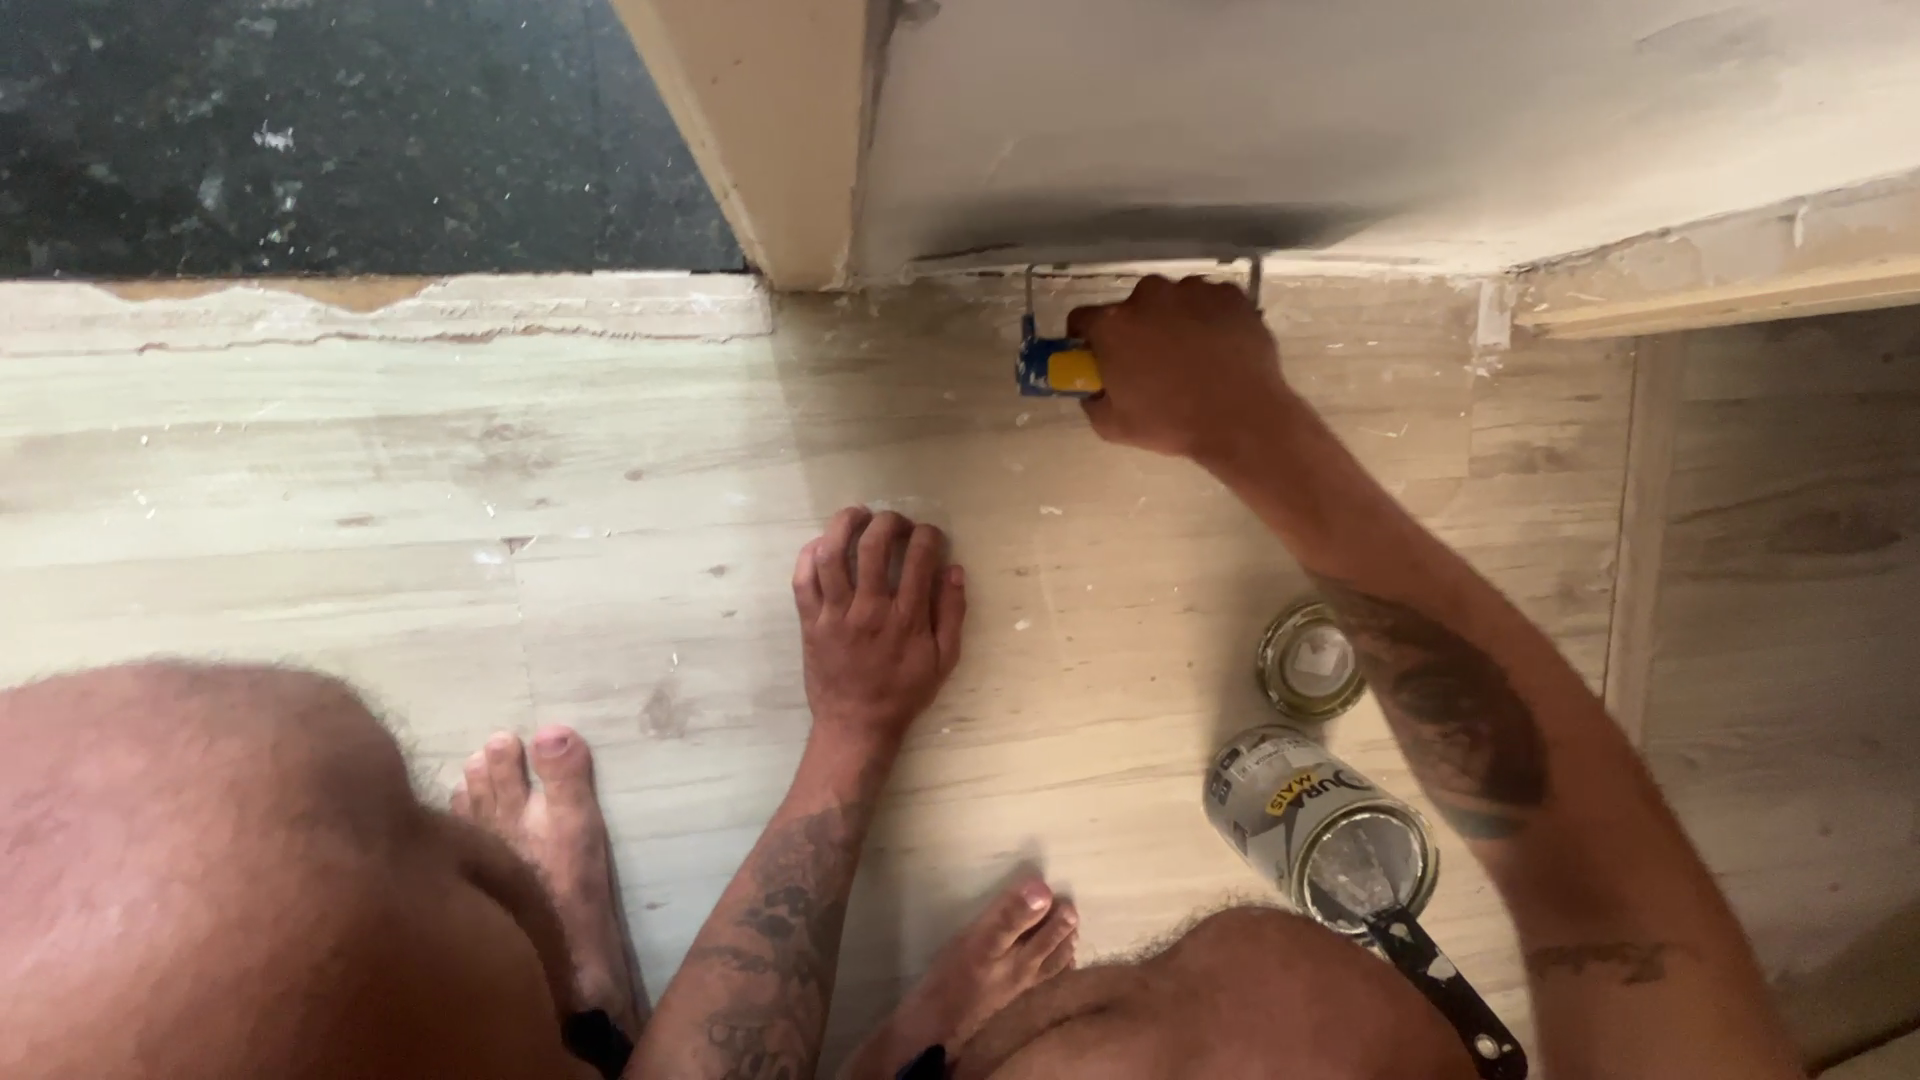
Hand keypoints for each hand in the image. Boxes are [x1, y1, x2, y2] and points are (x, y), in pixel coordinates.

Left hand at [791, 506, 965, 749]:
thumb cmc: (903, 692)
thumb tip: (953, 570)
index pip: (919, 558)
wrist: (856, 725)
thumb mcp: (944, 660)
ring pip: (832, 555)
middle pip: (873, 546)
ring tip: (858, 515)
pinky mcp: (810, 622)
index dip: (928, 535)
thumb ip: (952, 613)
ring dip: (844, 525)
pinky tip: (824, 543)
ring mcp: (835, 615)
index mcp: (906, 618)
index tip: (930, 534)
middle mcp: (869, 610)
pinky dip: (810, 554)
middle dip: (888, 521)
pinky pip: (803, 579)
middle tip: (895, 522)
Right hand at [1069, 274, 1293, 462]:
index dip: (1086, 339)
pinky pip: (1209, 302)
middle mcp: (1149, 296)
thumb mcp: (1112, 426)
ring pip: (1172, 301)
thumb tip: (1094, 389)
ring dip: (1173, 321)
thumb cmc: (1171, 423)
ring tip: (1191, 356)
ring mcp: (1193, 290)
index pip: (1082, 319)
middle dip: (1135, 329)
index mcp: (1112, 325)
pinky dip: (1208, 319)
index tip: (1098, 358)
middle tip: (1150, 363)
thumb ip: (1092, 401)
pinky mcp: (1230, 295)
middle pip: (1131, 307)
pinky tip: (1218, 349)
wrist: (1241, 419)